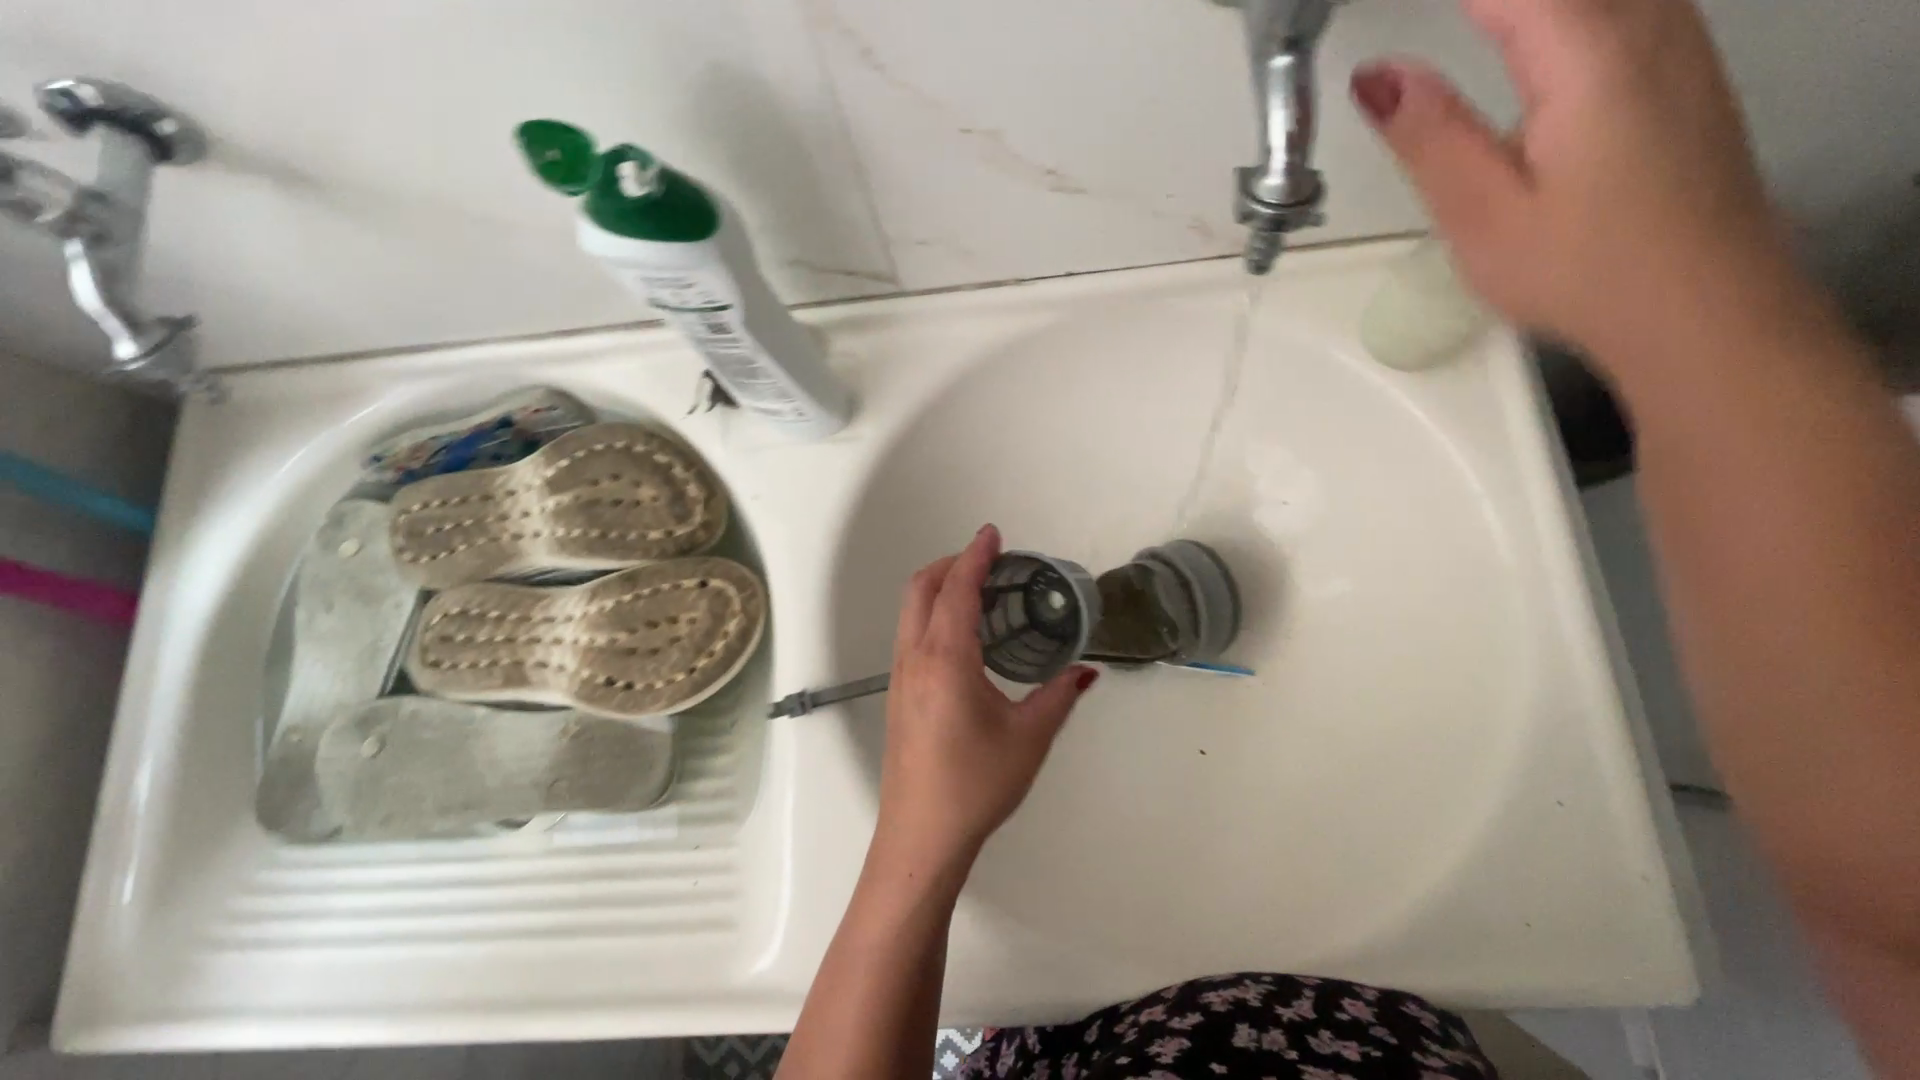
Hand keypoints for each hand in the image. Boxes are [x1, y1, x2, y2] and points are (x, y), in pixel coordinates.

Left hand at [874, 524, 1099, 870]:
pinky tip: (964, 638)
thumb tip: (1086, 671)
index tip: (994, 534)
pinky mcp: (897, 696)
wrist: (922, 836)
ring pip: (910, 612)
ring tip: (980, 592)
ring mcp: (899, 678)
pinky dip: (932, 615)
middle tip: (990, 560)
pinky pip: (911, 635)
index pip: (956, 589)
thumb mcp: (1029, 737)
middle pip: (921, 588)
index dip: (976, 556)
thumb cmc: (976, 784)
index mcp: (945, 659)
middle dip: (951, 563)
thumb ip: (1059, 695)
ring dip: (938, 588)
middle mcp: (914, 658)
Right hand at [1352, 0, 1806, 368]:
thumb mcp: (1481, 214)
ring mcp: (1679, 42)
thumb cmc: (1584, 271)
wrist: (1703, 310)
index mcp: (1588, 55)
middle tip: (1432, 26)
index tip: (1388, 20)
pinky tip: (1538, 27)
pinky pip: (1626, 3)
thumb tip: (1375, 74)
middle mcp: (1648, 25)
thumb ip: (1428, 134)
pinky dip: (1569, 10)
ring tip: (1476, 21)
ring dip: (1527, 5)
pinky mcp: (1688, 68)